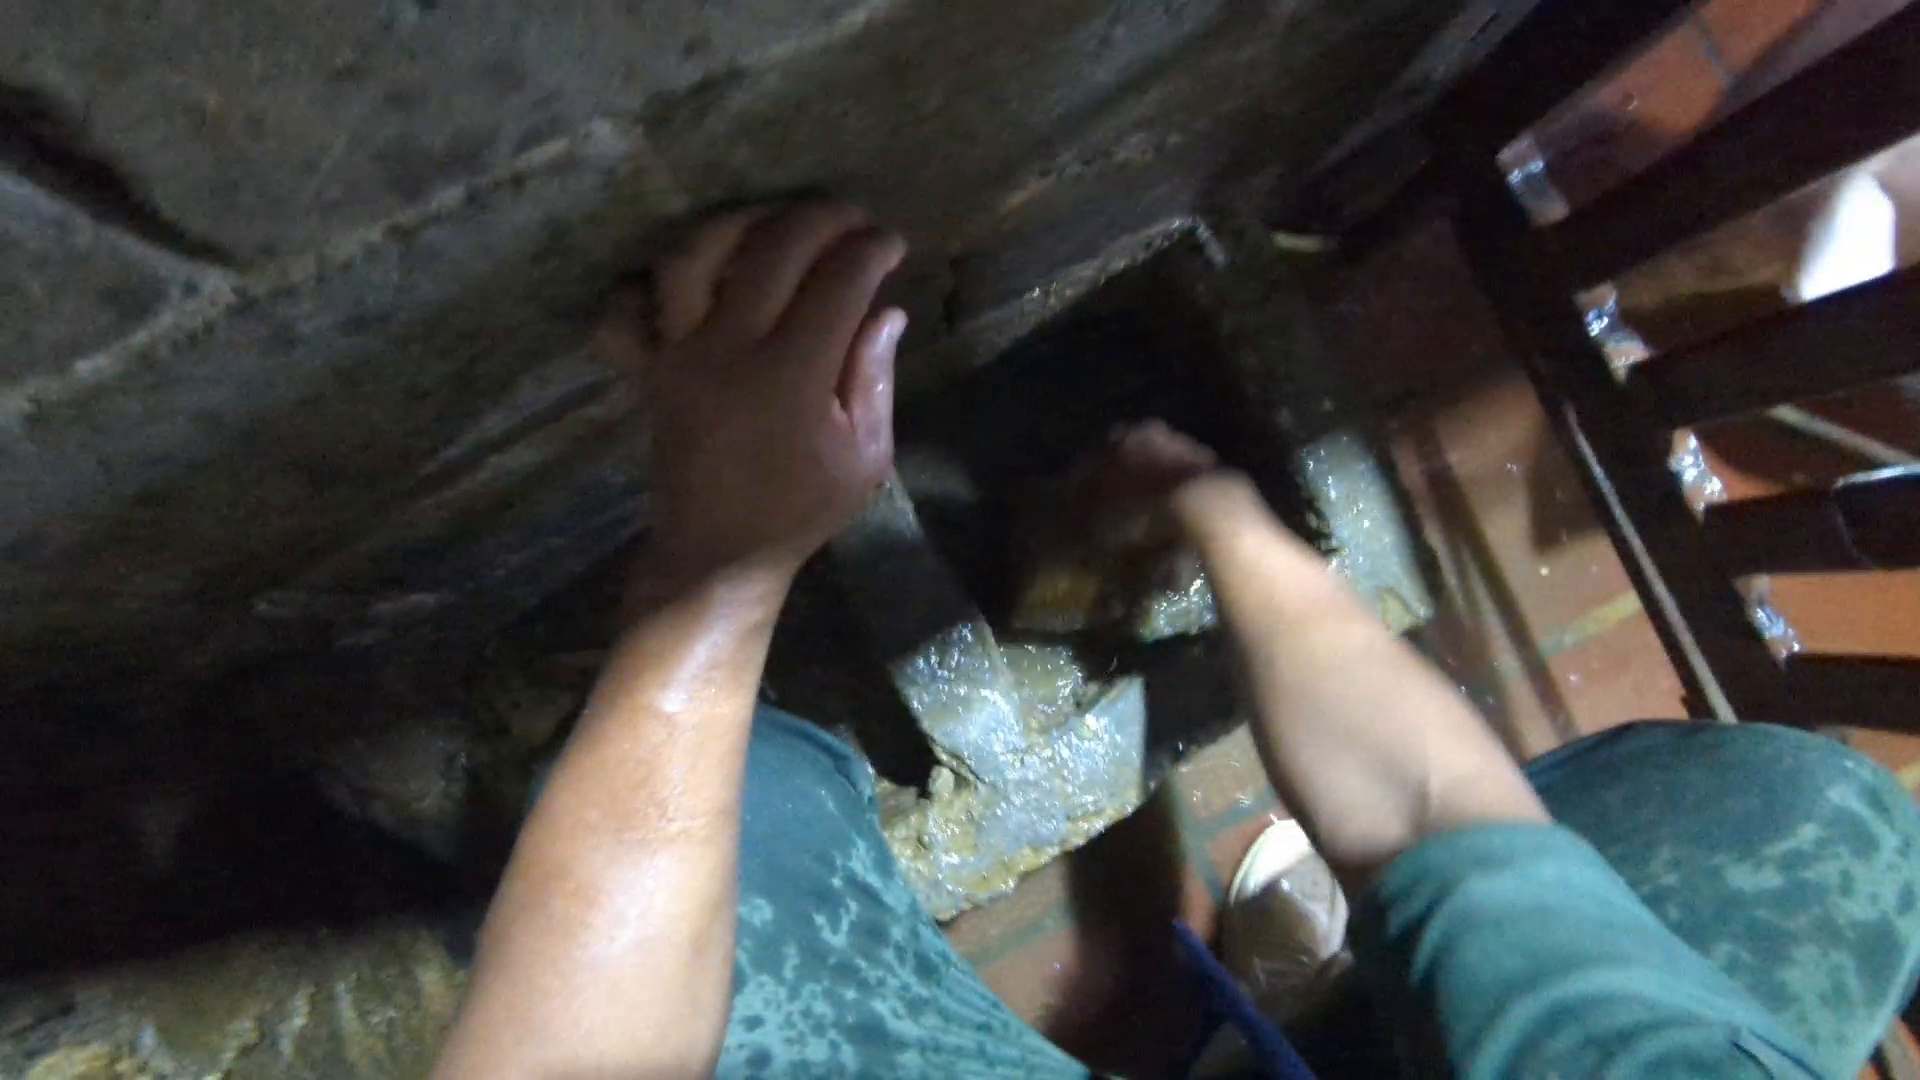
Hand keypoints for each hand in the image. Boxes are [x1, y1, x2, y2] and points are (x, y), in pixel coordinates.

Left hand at [596, 202, 906, 586]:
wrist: (718, 554)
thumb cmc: (800, 510)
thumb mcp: (864, 458)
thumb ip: (874, 379)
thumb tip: (887, 312)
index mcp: (794, 377)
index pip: (838, 284)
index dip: (870, 251)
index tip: (892, 243)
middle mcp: (729, 349)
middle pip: (773, 250)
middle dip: (820, 219)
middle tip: (850, 218)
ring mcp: (678, 354)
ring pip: (696, 255)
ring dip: (741, 222)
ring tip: (776, 221)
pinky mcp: (647, 369)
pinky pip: (627, 308)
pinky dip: (647, 279)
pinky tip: (686, 274)